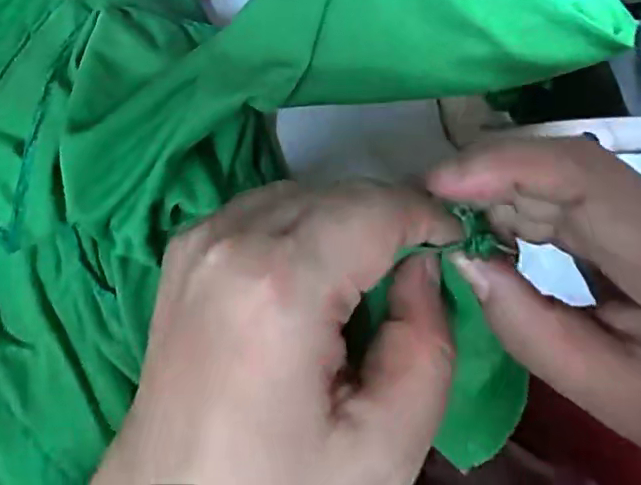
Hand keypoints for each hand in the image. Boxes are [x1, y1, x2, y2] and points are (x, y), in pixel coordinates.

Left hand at [95, 181, 460, 484]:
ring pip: (296, 193)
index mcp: (279, 283)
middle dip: (384, 220)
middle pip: (333, 194)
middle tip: (416, 270)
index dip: (424, 215)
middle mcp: (230, 239)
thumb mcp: (383, 447)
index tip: (456, 240)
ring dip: (340, 220)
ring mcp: (199, 237)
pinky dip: (296, 225)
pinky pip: (257, 209)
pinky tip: (307, 277)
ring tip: (361, 281)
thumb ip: (425, 345)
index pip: (370, 209)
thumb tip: (421, 265)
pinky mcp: (184, 247)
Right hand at [427, 138, 640, 484]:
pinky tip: (490, 227)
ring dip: (492, 184)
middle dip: (481, 171)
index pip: (576, 174)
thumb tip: (460, 257)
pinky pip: (559, 185)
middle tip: (422, 200)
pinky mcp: (629, 206)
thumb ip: (527, 328)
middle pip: (555, 159)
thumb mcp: (609, 392)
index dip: (499, 165)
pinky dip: (514, 198)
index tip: (435, 183)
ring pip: (551, 165)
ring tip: (445, 215)